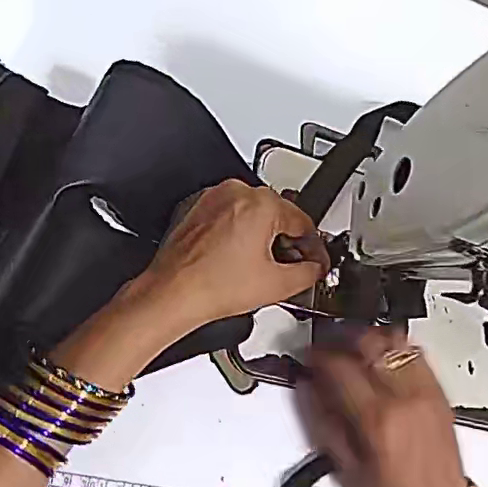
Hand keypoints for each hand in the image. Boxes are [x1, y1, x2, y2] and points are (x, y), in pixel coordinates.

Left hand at [134, 179, 330, 332]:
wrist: (172, 293)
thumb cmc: (210, 286)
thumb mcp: (277, 285)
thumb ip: (309, 273)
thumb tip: (315, 268)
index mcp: (261, 204)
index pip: (304, 222)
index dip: (314, 247)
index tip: (315, 261)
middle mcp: (236, 193)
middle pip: (278, 215)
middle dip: (288, 243)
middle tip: (291, 269)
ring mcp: (214, 199)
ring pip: (253, 215)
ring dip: (262, 238)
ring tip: (259, 268)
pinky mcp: (198, 209)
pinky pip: (229, 216)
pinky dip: (238, 234)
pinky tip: (237, 261)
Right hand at [303, 327, 468, 486]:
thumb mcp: (346, 468)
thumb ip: (322, 422)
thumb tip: (306, 388)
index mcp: (376, 419)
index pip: (339, 366)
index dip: (318, 355)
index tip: (309, 357)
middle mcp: (404, 398)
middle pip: (368, 342)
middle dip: (341, 336)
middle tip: (328, 344)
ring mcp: (425, 392)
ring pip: (393, 340)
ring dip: (369, 337)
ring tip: (354, 345)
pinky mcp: (440, 393)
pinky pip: (416, 353)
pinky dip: (394, 347)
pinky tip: (382, 356)